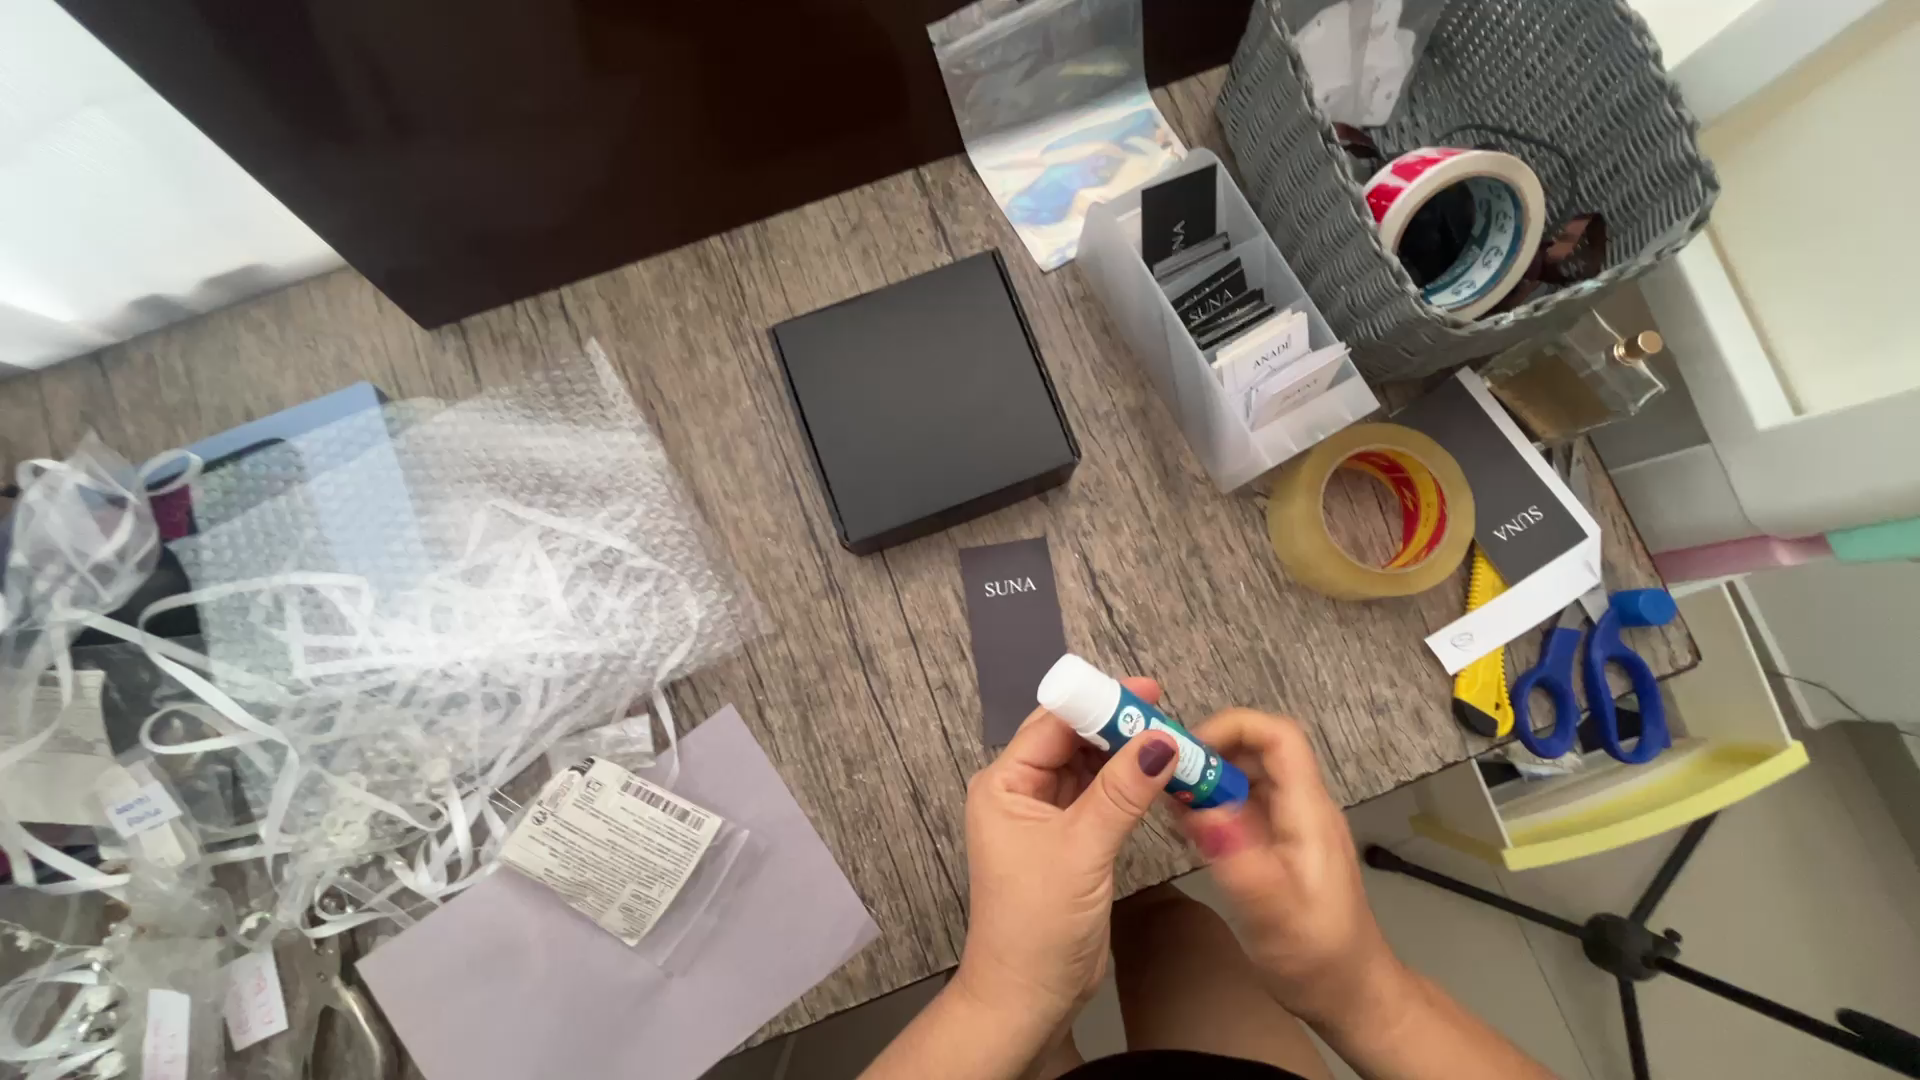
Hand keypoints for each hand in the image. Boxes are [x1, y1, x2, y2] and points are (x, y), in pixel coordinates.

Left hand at [953, 677, 1178, 1035]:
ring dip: (1124, 753)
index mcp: (1004, 782)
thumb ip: (1122, 792)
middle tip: (1164, 710)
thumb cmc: (1038, 922)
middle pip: (1070, 740)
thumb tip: (1162, 740)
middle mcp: (1020, 791)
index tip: (1145, 690)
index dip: (1098, 703)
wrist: (1030, 997)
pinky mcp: (1068, 838)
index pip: (1052, 724)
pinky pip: (1098, 795)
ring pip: (1087, 766)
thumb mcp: (1082, 848)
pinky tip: (1155, 772)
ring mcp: (1044, 815)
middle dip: (1115, 725)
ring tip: (1169, 736)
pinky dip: (1125, 784)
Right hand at [1180, 709, 1408, 1027]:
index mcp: (1307, 811)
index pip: (1278, 735)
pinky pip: (1240, 799)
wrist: (1352, 996)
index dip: (1232, 727)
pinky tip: (1186, 828)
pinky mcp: (1275, 837)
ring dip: (1205, 777)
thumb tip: (1198, 810)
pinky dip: (1209, 802)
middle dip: (1208, 751)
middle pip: (1256, 746)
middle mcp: (1300, 804)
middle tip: (1167, 779)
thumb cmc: (1318, 957)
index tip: (1188, 752)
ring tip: (1169, 804)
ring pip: (1245, 770)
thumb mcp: (1274, 916)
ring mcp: (1288, 820)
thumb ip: (1239, 861)